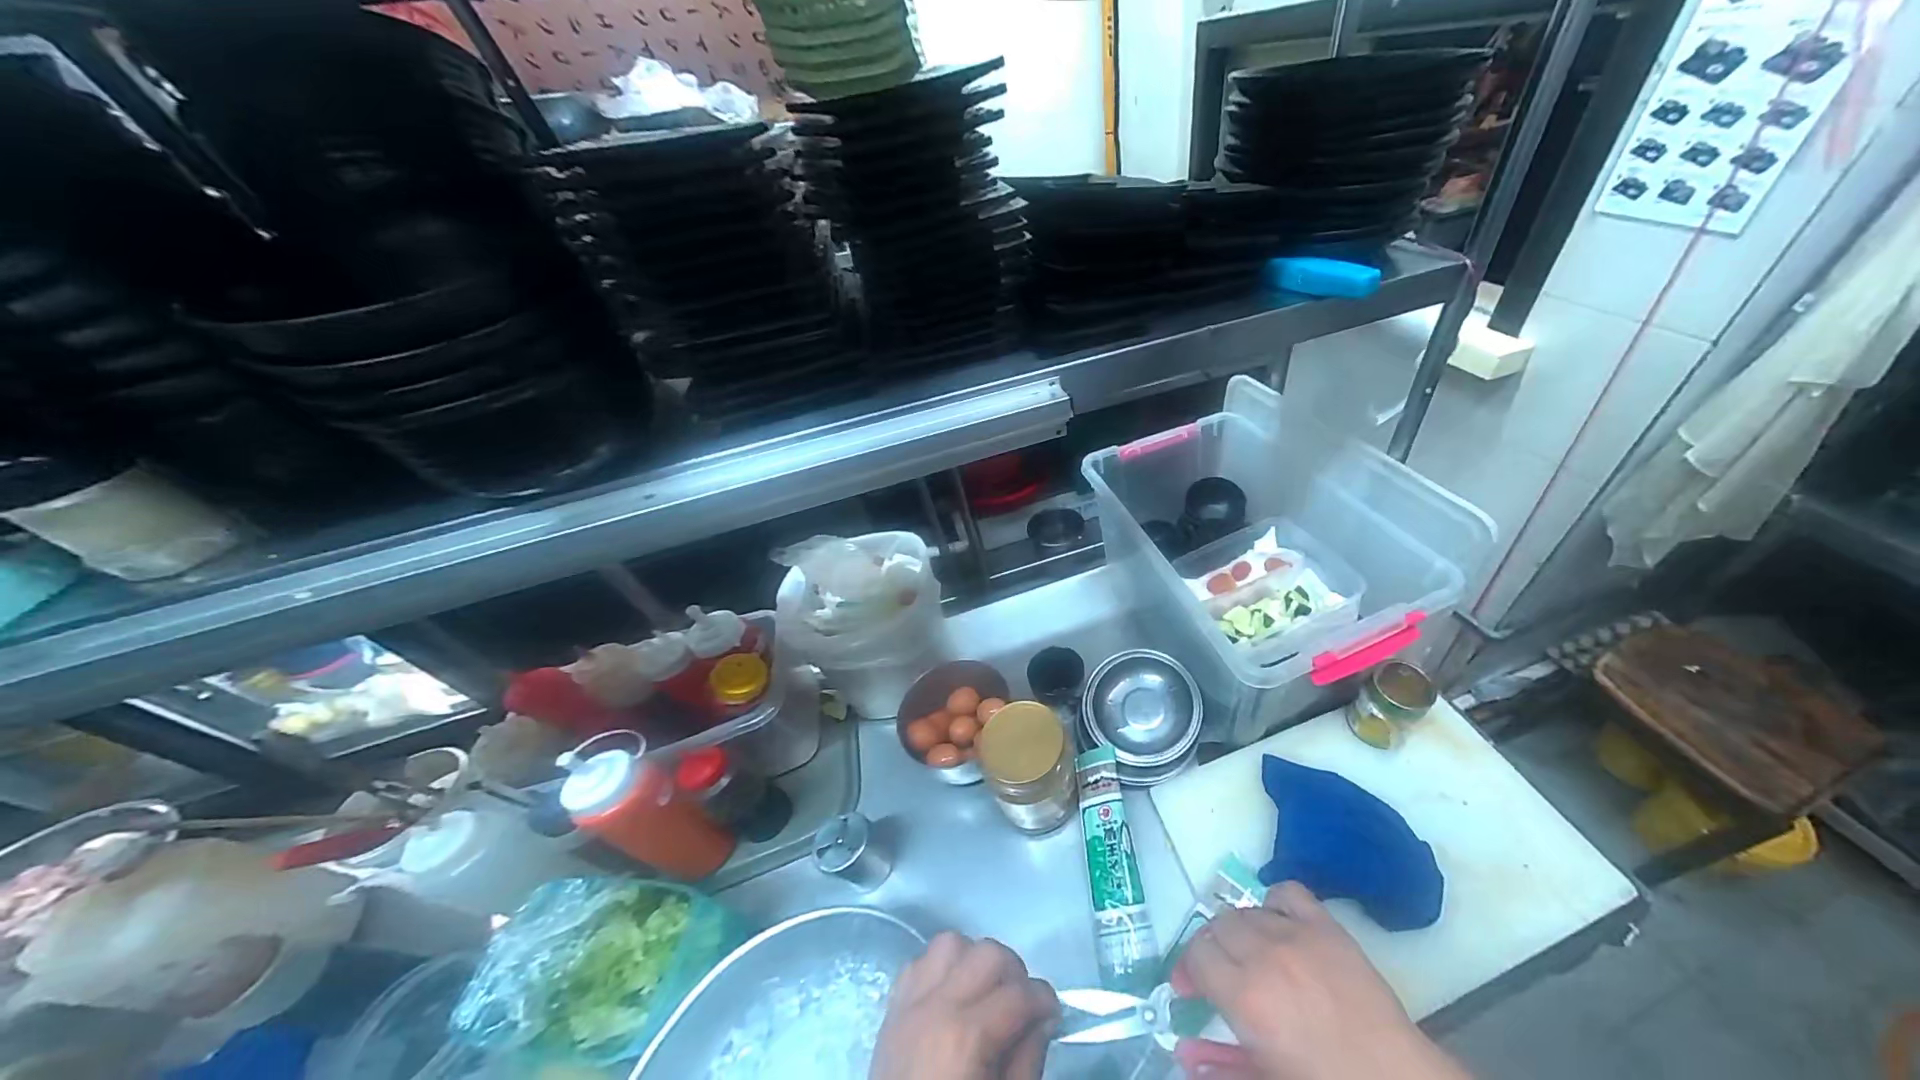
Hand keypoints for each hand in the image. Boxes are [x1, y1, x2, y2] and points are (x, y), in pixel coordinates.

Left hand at [869, 932, 1059, 1079]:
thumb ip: (1028, 1058)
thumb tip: (1043, 1018)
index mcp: (967, 1036)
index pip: (1019, 994)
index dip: (1045, 1000)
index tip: (1052, 1013)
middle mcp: (937, 1005)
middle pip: (987, 953)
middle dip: (1013, 972)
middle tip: (1021, 1004)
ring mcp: (911, 1001)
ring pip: (951, 943)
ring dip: (974, 960)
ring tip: (985, 992)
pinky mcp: (893, 1006)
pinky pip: (921, 960)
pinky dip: (942, 967)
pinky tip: (953, 995)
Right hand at [1172, 882, 1471, 1079]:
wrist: (1394, 1079)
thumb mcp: (1265, 1078)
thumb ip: (1218, 1064)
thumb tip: (1181, 1052)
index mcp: (1245, 996)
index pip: (1196, 954)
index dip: (1188, 970)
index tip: (1191, 990)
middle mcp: (1264, 955)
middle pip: (1217, 926)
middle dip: (1212, 949)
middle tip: (1220, 974)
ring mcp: (1297, 936)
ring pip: (1246, 911)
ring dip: (1239, 931)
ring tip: (1250, 955)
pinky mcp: (1326, 927)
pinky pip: (1287, 892)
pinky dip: (1274, 902)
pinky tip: (1277, 926)